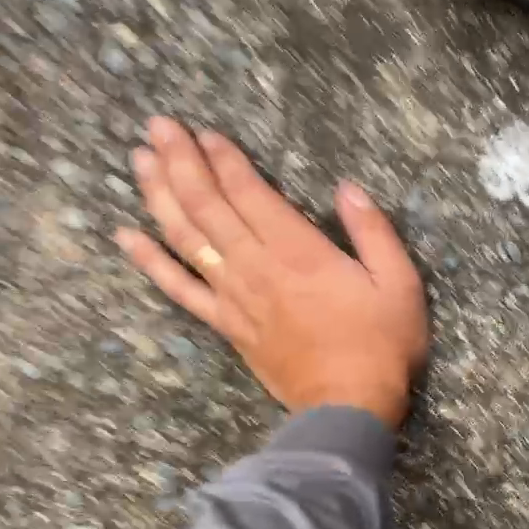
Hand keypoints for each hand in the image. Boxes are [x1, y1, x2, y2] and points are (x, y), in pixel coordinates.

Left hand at [114, 117, 429, 427]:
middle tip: (158, 127)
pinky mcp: (227, 323)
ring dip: (159, 195)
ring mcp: (234, 296)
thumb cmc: (384, 342)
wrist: (351, 401)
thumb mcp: (400, 283)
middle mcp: (256, 267)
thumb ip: (374, 233)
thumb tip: (348, 189)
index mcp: (301, 253)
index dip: (227, 162)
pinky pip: (178, 288)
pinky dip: (149, 260)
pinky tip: (127, 236)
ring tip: (140, 160)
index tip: (206, 133)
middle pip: (208, 207)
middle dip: (182, 163)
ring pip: (185, 237)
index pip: (252, 196)